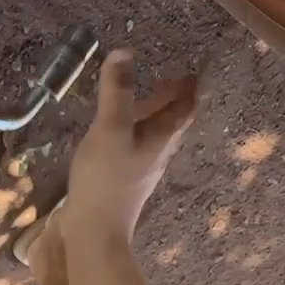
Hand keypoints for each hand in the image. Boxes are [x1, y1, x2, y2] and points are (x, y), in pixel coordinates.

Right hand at [64, 49, 200, 243]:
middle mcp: (156, 156)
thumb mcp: (109, 129)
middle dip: (168, 102)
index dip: (188, 88)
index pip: (184, 108)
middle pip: (170, 124)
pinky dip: (128, 137)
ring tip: (135, 104)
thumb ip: (116, 92)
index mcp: (161, 139)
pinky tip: (112, 138)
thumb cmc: (105, 180)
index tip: (191, 70)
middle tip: (163, 80)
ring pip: (150, 140)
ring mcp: (138, 173)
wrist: (93, 233)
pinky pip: (130, 153)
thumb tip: (124, 52)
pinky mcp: (119, 186)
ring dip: (148, 119)